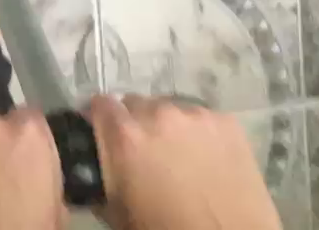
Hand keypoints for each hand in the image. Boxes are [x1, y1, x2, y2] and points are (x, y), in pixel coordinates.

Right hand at [87, 95, 281, 229]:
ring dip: (168, 128)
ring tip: (182, 158)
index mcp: (125, 136)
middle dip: (136, 125)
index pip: (100, 104)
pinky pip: (201, 118)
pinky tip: (208, 160)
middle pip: (136, 104)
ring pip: (169, 109)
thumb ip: (102, 178)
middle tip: (148, 156)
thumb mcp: (119, 215)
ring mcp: (194, 114)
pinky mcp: (225, 121)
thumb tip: (93, 164)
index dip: (101, 120)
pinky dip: (199, 134)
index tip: (107, 136)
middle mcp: (157, 114)